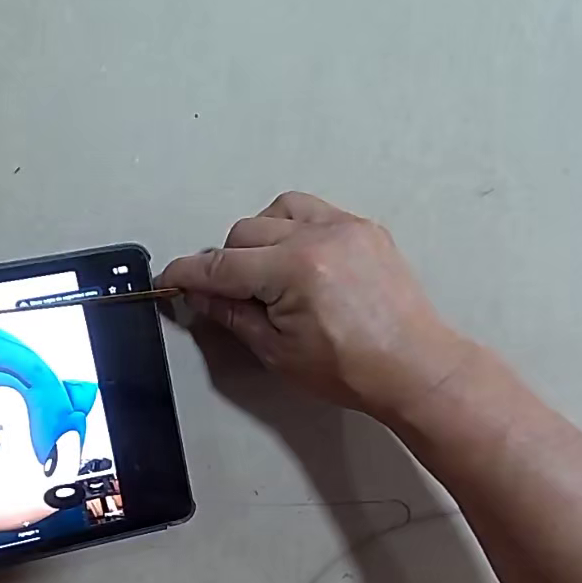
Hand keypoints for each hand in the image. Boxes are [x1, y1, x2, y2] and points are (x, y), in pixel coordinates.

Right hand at [158, 192, 477, 417]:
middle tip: (225, 296)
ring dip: (256, 237)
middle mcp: (319, 235)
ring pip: (276, 211)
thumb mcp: (276, 351)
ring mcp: (345, 227)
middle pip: (244, 233)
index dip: (187, 274)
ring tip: (261, 273)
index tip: (167, 280)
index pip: (223, 265)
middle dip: (224, 263)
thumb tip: (200, 295)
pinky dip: (290, 229)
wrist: (413, 366)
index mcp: (294, 270)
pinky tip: (294, 260)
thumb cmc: (347, 370)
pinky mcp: (363, 228)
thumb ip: (233, 315)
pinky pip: (312, 212)